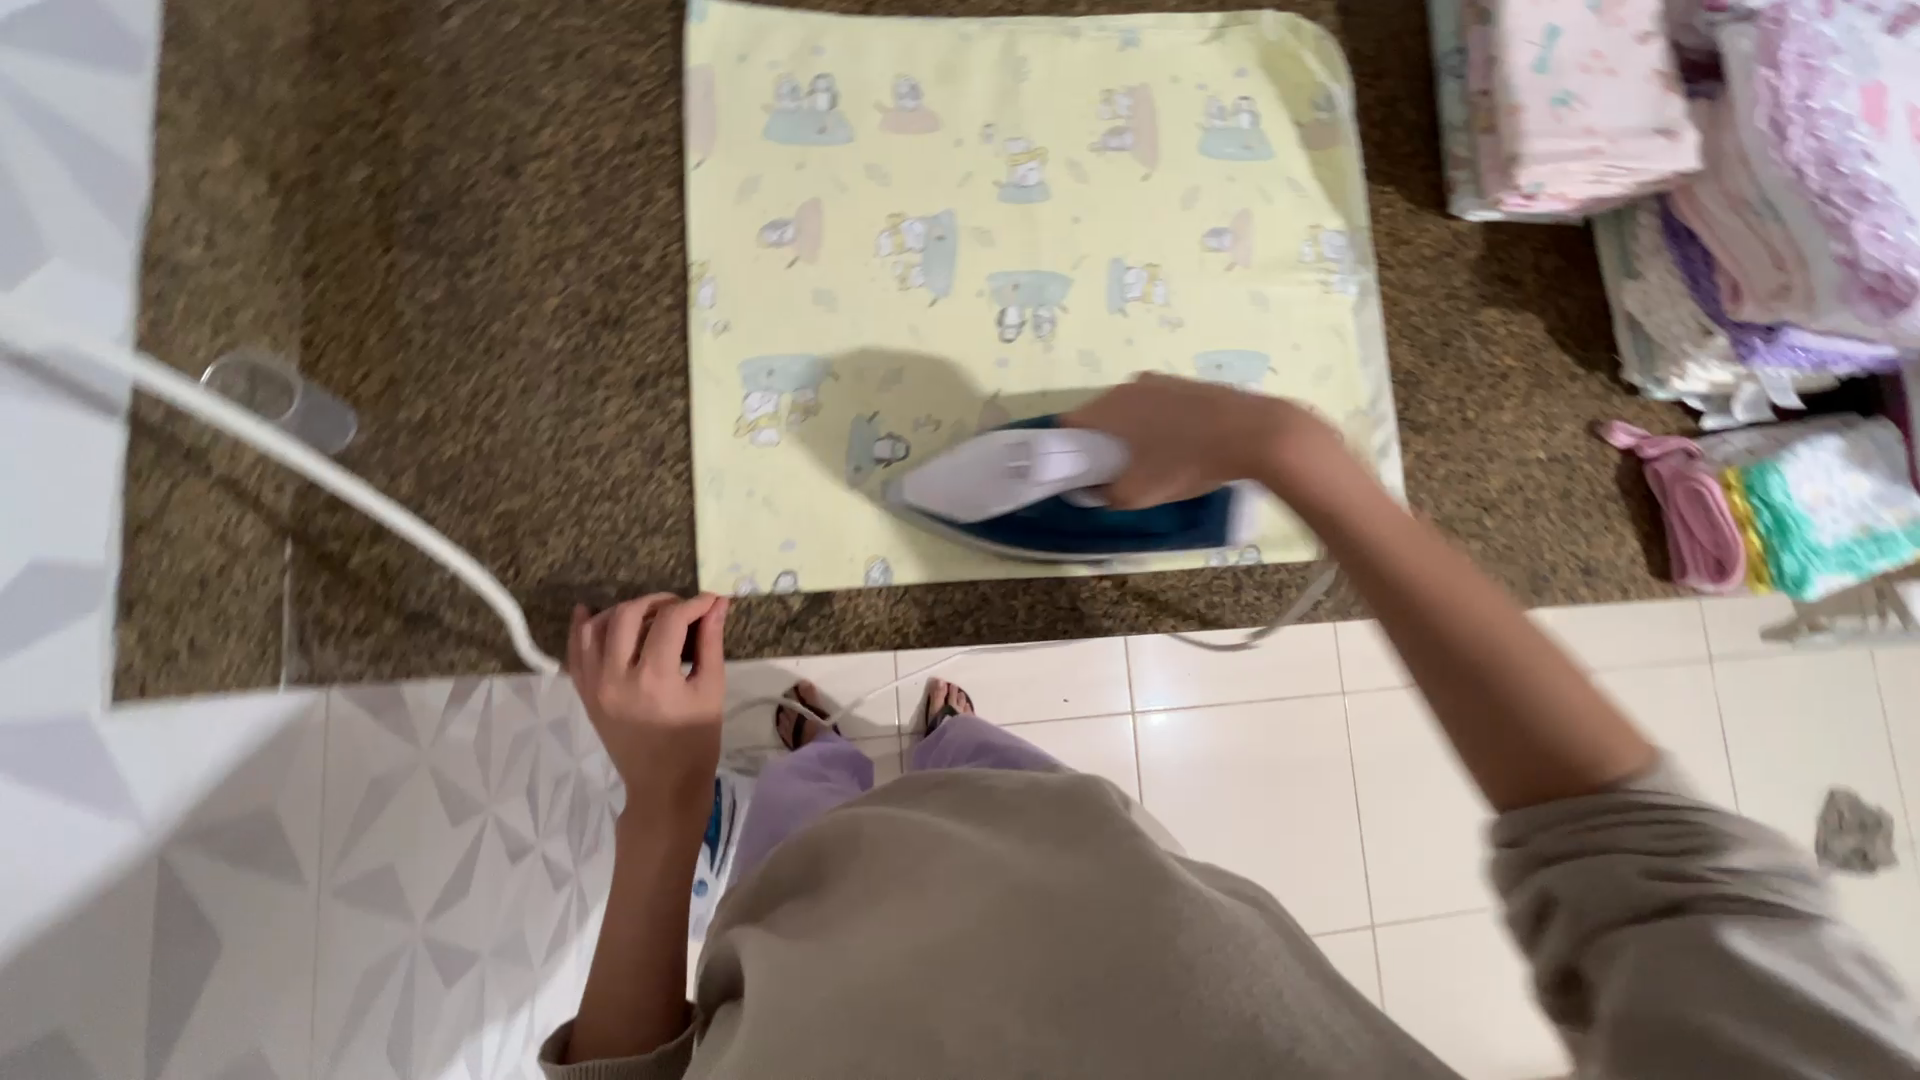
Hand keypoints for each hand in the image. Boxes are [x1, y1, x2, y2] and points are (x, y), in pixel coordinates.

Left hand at [568, 593, 729, 811]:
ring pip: (596, 628)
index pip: (670, 621)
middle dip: (658, 602)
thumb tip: (717, 604)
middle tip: (681, 608)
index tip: (711, 601)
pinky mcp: (585, 694)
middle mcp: (617, 677)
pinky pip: (575, 653)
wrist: (664, 785)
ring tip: (648, 614)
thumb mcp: (711, 689)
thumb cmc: (696, 741)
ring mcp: (595, 686)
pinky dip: (581, 628)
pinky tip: (590, 612)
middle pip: (629, 615)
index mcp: (655, 679)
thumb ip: (711, 642)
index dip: (693, 604)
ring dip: (623, 611)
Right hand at [1062, 373, 1352, 508]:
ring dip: (1131, 433)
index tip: (1080, 472)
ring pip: (1130, 410)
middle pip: (1098, 416)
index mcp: (1105, 407)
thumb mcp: (1136, 495)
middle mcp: (1126, 386)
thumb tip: (1089, 490)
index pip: (1066, 424)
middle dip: (1100, 443)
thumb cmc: (1185, 463)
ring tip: (1153, 461)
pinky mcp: (1187, 383)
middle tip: (1116, 473)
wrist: (1255, 433)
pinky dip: (1159, 425)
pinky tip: (1181, 446)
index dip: (1066, 450)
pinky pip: (1158, 406)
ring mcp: (1159, 380)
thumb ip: (1102, 495)